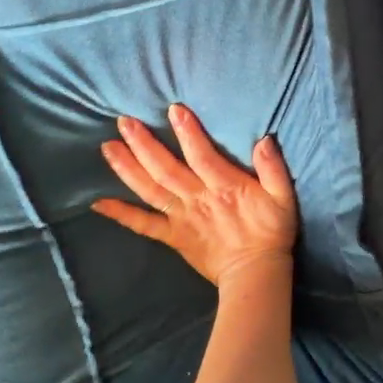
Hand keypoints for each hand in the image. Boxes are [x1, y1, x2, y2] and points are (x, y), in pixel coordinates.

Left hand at [94, 105, 298, 288]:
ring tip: (108, 148)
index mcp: (225, 187)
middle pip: (165, 169)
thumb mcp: (283, 196)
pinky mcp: (172, 236)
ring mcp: (181, 218)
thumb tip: (263, 140)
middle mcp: (197, 199)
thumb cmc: (271, 230)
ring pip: (149, 190)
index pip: (201, 154)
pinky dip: (121, 214)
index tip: (173, 109)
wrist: (255, 273)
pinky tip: (99, 203)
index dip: (187, 132)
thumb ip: (273, 168)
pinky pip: (143, 225)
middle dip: (143, 144)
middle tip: (123, 122)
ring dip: (127, 169)